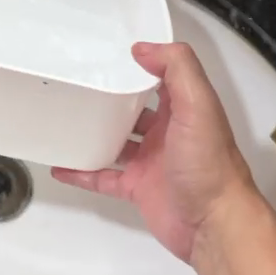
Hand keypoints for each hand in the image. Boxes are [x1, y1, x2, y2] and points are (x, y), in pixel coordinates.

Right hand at [52, 41, 257, 262]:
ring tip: (63, 119)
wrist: (214, 225)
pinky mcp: (138, 188)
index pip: (161, 78)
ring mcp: (150, 161)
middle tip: (77, 84)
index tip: (107, 52)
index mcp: (184, 110)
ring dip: (93, 133)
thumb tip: (142, 49)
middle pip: (133, 109)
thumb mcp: (199, 106)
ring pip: (116, 142)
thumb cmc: (208, 164)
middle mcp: (167, 132)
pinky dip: (83, 172)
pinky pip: (104, 177)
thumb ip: (177, 70)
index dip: (139, 64)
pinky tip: (61, 166)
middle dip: (110, 97)